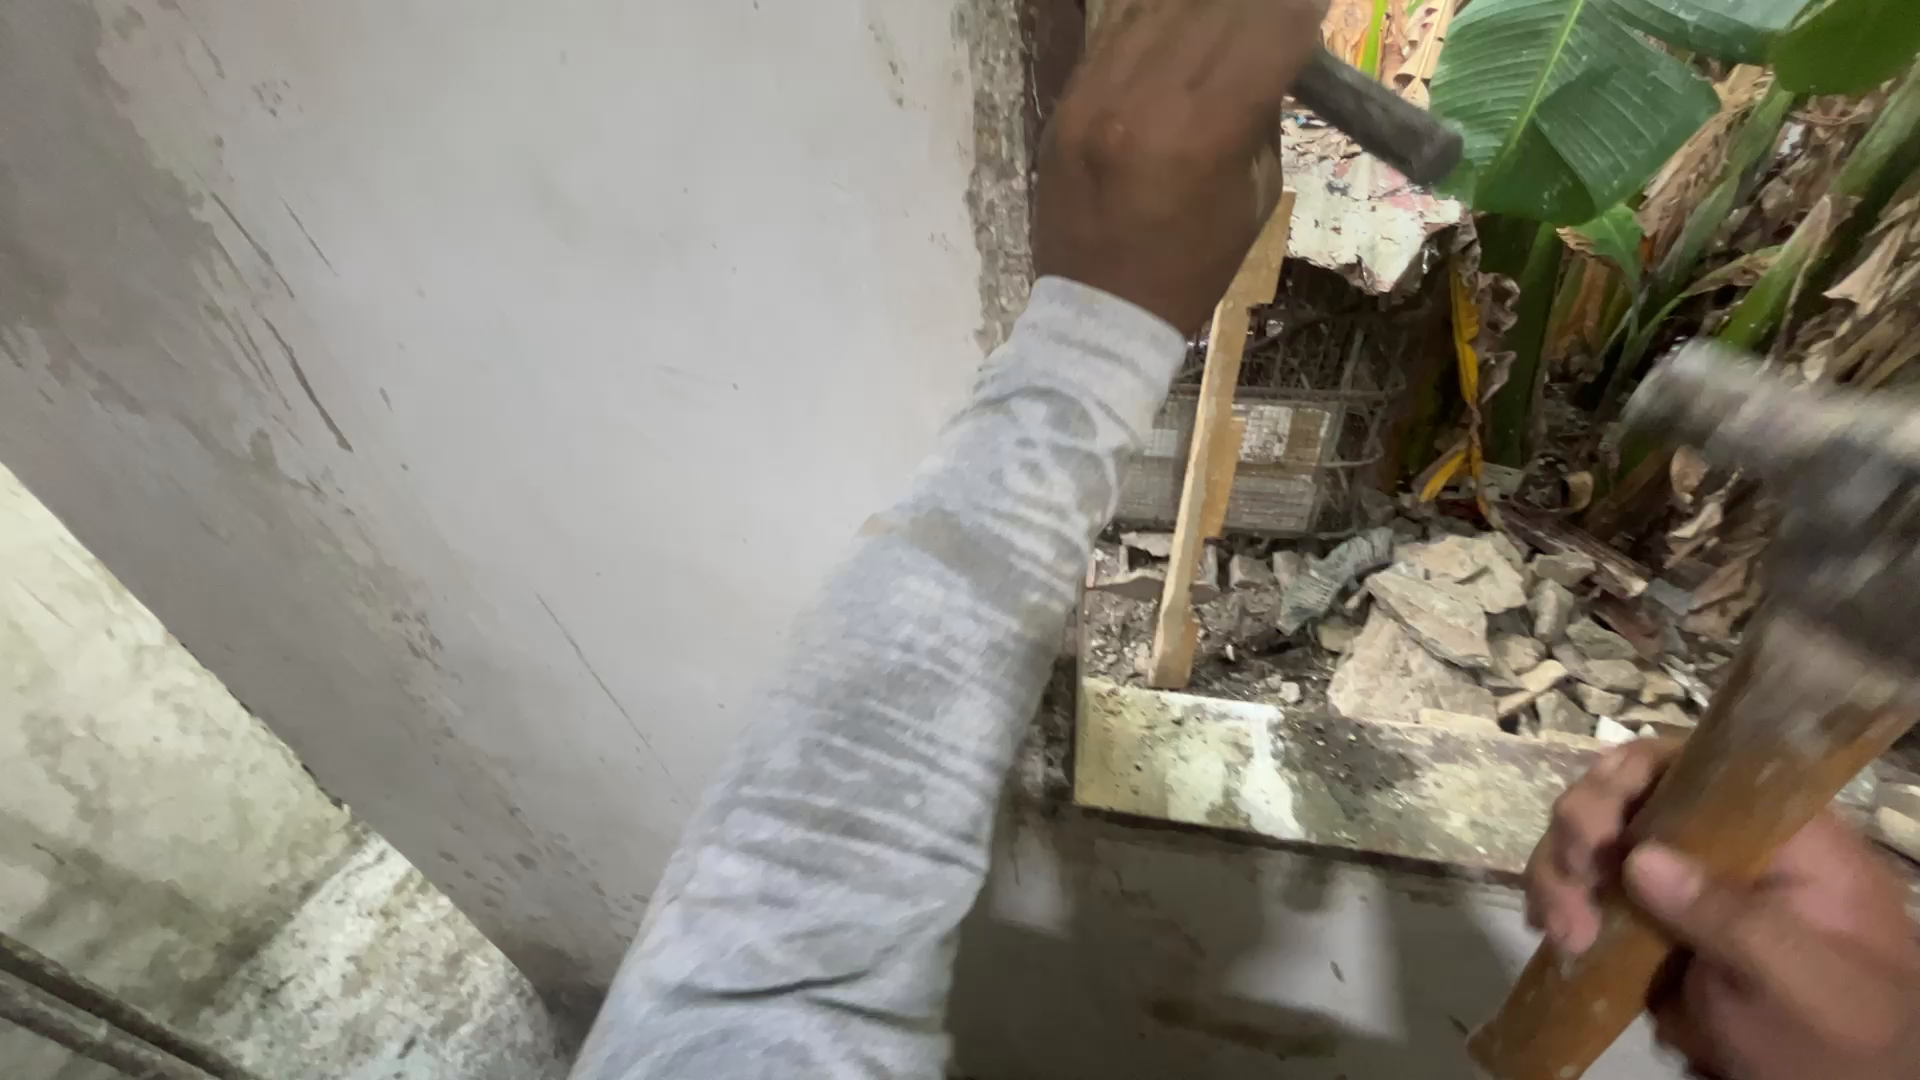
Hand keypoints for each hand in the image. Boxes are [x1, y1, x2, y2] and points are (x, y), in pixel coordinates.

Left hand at [1032, 0, 1327, 331]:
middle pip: (1216, 7)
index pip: (1270, 30)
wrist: (1099, 316)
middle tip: (1267, 22)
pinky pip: (1111, 36)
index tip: (1310, 17)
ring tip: (1220, 26)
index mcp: (1202, 136)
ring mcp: (1093, 103)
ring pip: (1159, 8)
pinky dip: (1150, 25)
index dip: (1301, 16)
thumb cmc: (1189, 272)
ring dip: (1202, 11)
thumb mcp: (1254, 200)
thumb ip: (1265, 117)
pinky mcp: (1062, 111)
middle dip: (1254, 10)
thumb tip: (1273, 52)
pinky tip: (1173, 37)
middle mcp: (1143, 104)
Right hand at [1527, 739, 1919, 1079]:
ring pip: (1583, 834)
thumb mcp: (1810, 987)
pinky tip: (1555, 934)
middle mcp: (1716, 839)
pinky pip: (1573, 877)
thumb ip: (1738, 921)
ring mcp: (1670, 872)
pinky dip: (1551, 897)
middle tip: (1575, 876)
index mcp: (1779, 837)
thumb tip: (1641, 861)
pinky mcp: (1633, 906)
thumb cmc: (1844, 1046)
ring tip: (1564, 931)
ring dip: (1557, 872)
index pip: (1695, 765)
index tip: (1602, 821)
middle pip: (1620, 793)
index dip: (1633, 773)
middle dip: (1579, 831)